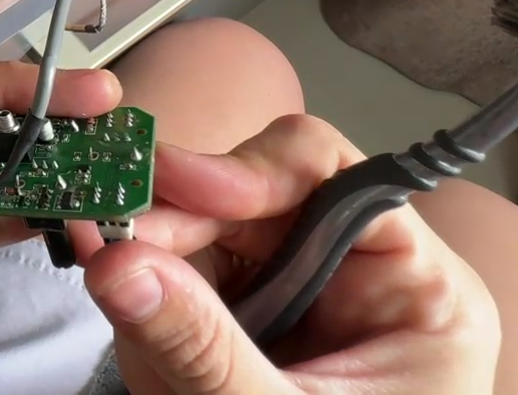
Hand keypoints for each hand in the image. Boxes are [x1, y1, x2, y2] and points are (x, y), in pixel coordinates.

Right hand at [86, 115, 500, 393]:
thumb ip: (204, 351)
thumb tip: (113, 262)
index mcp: (412, 285)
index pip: (325, 169)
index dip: (246, 167)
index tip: (171, 187)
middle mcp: (343, 262)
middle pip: (239, 187)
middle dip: (174, 220)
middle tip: (105, 247)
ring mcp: (281, 276)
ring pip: (191, 217)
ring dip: (148, 257)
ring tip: (126, 316)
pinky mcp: (232, 297)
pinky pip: (169, 258)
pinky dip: (141, 286)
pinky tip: (138, 331)